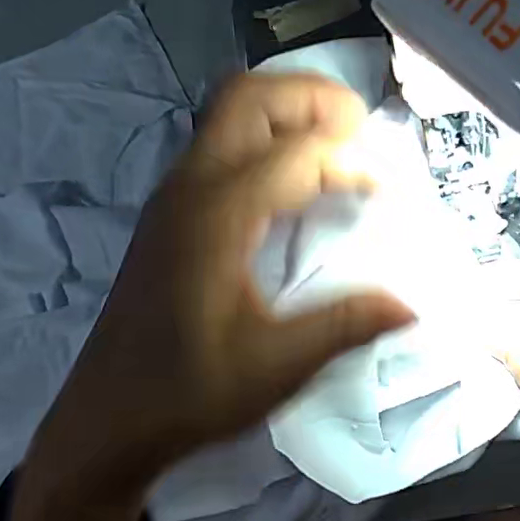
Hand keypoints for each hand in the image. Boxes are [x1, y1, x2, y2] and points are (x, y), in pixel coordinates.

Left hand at [11, 73, 415, 520]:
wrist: (107, 422)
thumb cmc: (190, 393)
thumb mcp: (278, 366)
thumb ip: (346, 326)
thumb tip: (412, 304)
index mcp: (217, 217)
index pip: (295, 154)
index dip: (350, 161)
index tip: (388, 191)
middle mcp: (190, 190)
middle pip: (247, 99)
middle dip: (309, 97)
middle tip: (360, 125)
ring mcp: (173, 200)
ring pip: (228, 118)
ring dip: (284, 113)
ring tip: (335, 142)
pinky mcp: (170, 218)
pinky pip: (220, 149)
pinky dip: (263, 141)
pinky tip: (291, 183)